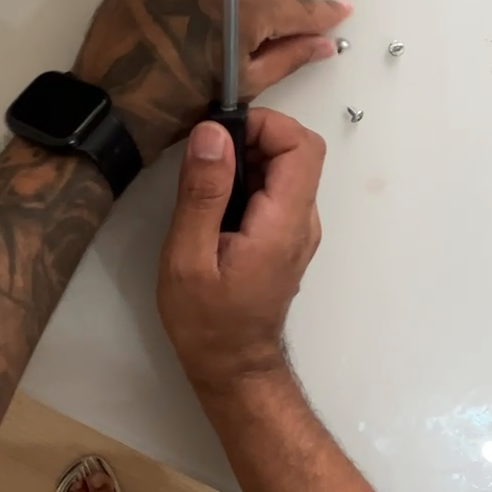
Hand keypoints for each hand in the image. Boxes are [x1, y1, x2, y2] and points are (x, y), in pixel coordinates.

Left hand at [74, 0, 350, 163]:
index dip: (319, 12)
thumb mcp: (243, 86)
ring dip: (216, 8)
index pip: (293, 5)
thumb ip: (290, 56)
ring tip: (201, 44)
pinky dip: (181, 4)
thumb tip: (323, 42)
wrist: (109, 109)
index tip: (339, 10)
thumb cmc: (176, 106)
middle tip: (249, 47)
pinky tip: (174, 32)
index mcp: (242, 8)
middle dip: (258, 17)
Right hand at [156, 108, 324, 396]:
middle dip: (253, 138)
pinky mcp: (287, 237)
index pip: (301, 145)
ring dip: (248, 159)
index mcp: (283, 223)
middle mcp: (303, 221)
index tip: (220, 135)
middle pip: (298, 151)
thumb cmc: (207, 322)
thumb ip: (203, 193)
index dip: (265, 124)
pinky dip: (250, 179)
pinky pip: (277, 190)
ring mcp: (299, 230)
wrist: (233, 367)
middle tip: (205, 157)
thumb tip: (213, 134)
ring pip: (287, 168)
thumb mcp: (188, 258)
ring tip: (204, 181)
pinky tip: (215, 202)